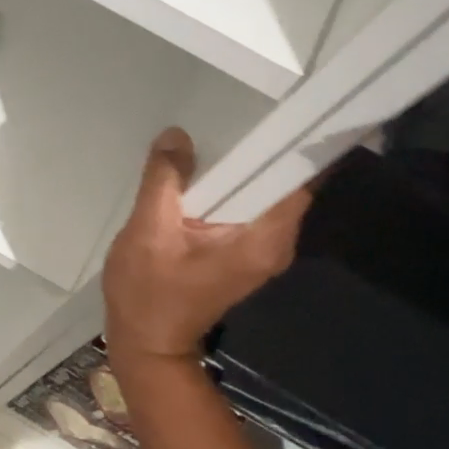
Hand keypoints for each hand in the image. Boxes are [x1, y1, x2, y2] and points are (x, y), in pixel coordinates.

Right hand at [103, 128, 310, 363]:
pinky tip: (204, 172)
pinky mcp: (242, 252)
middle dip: (264, 146)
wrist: (146, 345)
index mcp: (265, 237)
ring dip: (243, 167)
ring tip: (219, 132)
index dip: (298, 138)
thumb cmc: (149, 295)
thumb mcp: (148, 232)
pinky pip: (245, 207)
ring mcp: (261, 249)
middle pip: (284, 180)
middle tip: (242, 107)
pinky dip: (230, 188)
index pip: (302, 176)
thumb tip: (176, 136)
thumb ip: (165, 180)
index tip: (287, 103)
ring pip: (262, 192)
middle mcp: (276, 241)